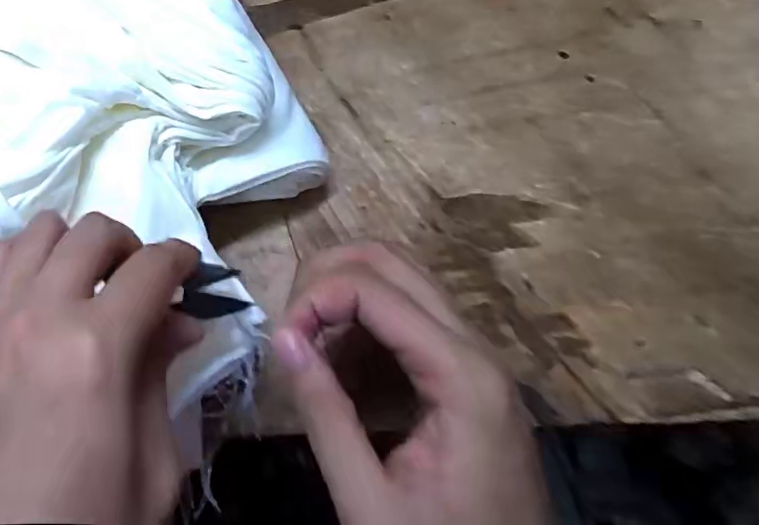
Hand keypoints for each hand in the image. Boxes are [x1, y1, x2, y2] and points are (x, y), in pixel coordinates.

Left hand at [0, 211, 203, 524]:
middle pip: (92, 231)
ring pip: (41, 229)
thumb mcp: (151, 466)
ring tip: (90, 281)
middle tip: (143, 281)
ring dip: (75, 243)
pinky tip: (42, 289)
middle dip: (129, 245)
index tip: (191, 265)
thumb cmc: (85, 519)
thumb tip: (181, 320)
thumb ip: (161, 374)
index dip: (179, 258)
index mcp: (96, 348)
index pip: (148, 269)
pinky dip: (27, 254)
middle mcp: (42, 309)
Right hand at [273, 243, 552, 524]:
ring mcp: (477, 357)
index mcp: (462, 377)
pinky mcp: (468, 370)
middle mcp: (478, 350)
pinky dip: (361, 305)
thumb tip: (280, 335)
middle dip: (323, 275)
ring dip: (341, 282)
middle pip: (386, 259)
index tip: (282, 342)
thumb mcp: (369, 499)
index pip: (370, 286)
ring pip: (399, 271)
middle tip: (291, 324)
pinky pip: (409, 303)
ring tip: (309, 330)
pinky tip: (339, 349)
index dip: (312, 298)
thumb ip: (324, 413)